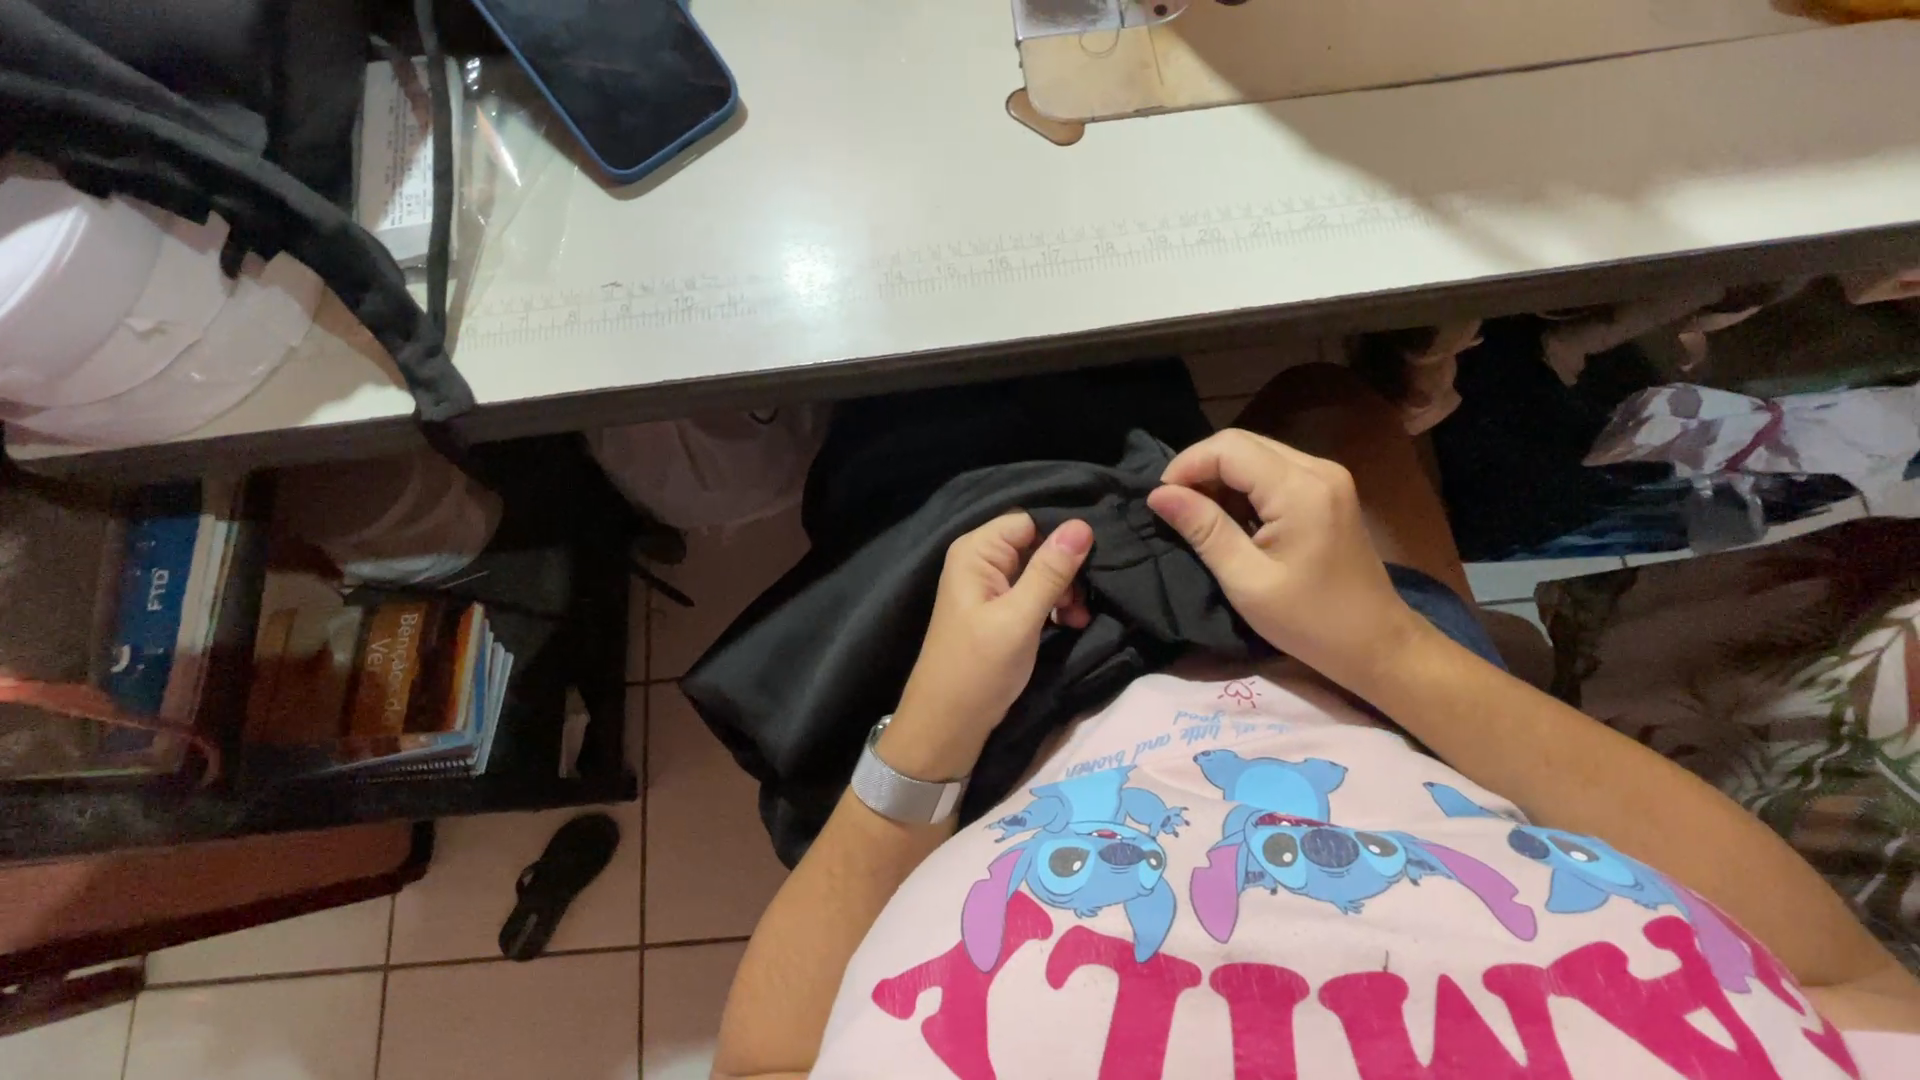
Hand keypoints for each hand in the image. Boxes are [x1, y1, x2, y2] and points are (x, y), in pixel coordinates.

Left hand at [886, 513, 1093, 778]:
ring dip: (1065, 589)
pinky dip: (1055, 604)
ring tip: (1080, 616)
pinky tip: (1072, 622)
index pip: (1029, 521)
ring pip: (1040, 569)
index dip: (1062, 535)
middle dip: (1067, 567)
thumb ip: (1050, 571)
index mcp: (976, 552)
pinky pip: (1035, 592)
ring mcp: (990, 585)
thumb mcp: (1019, 618)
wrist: (950, 721)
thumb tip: (1082, 526)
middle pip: (1036, 544)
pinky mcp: (1000, 609)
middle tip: (1086, 598)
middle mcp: (981, 560)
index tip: (1097, 557)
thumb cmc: (979, 667)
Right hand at [1146, 429, 1421, 688]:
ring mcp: (1327, 477)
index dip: (1185, 466)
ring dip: (1219, 477)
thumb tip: (1158, 495)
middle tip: (1174, 508)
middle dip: (1199, 468)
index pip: (1228, 449)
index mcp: (1300, 490)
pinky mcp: (1327, 490)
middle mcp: (1317, 469)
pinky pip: (1273, 470)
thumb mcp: (1246, 580)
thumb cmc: (1309, 621)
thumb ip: (1204, 529)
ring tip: (1198, 516)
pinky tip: (1230, 518)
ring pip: (1256, 453)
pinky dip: (1243, 486)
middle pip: (1241, 443)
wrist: (1374, 643)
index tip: (1160, 502)